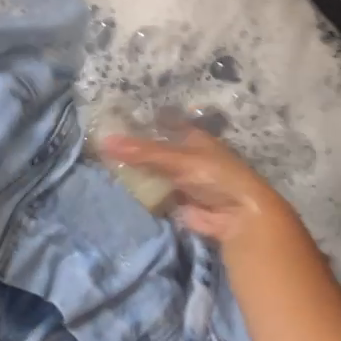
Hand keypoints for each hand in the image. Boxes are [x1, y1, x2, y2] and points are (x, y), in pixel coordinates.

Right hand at [101, 130, 299, 246]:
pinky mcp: (177, 204)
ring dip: (135, 173)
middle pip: (154, 151)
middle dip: (133, 151)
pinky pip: (154, 195)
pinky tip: (117, 189)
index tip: (114, 122)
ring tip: (103, 167)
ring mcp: (182, 181)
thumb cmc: (214, 176)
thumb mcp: (177, 159)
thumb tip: (103, 141)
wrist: (239, 217)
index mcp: (192, 138)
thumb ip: (141, 152)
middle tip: (101, 147)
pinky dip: (140, 193)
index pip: (163, 125)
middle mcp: (187, 157)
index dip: (142, 124)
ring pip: (152, 174)